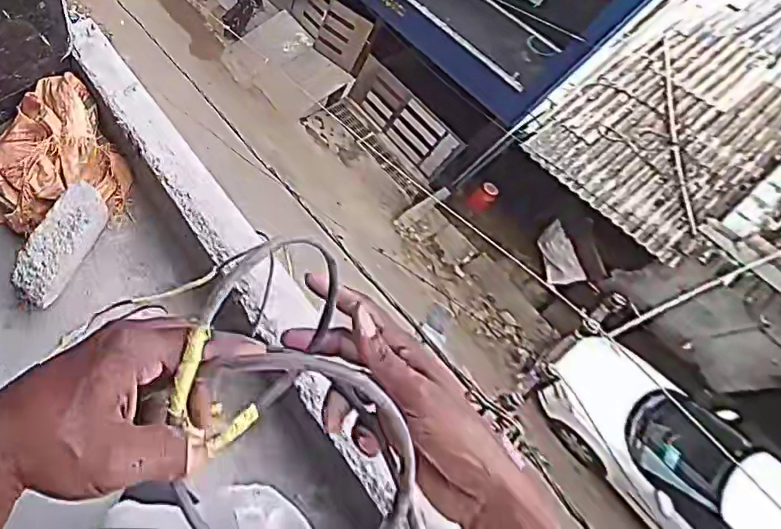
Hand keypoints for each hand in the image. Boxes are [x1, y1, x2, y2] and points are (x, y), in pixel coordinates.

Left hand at [0, 318, 261, 527]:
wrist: (3, 439)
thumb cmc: (46, 437)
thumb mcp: (121, 457)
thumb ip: (172, 450)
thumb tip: (196, 447)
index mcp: (127, 348)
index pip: (192, 341)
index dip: (228, 349)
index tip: (255, 352)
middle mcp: (117, 339)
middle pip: (180, 350)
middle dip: (198, 388)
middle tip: (199, 426)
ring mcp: (106, 351)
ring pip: (161, 364)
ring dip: (174, 398)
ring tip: (164, 436)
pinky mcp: (98, 366)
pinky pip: (141, 373)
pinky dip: (154, 398)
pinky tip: (142, 430)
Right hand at [283, 273, 559, 528]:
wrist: (486, 498)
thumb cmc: (469, 442)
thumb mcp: (419, 392)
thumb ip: (383, 354)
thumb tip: (360, 316)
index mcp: (406, 355)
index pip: (367, 315)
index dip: (339, 296)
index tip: (314, 281)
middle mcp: (396, 372)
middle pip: (347, 349)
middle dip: (320, 350)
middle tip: (295, 349)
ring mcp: (392, 399)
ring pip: (348, 386)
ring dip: (337, 401)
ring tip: (337, 420)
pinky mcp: (389, 426)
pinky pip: (357, 417)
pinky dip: (354, 427)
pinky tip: (364, 439)